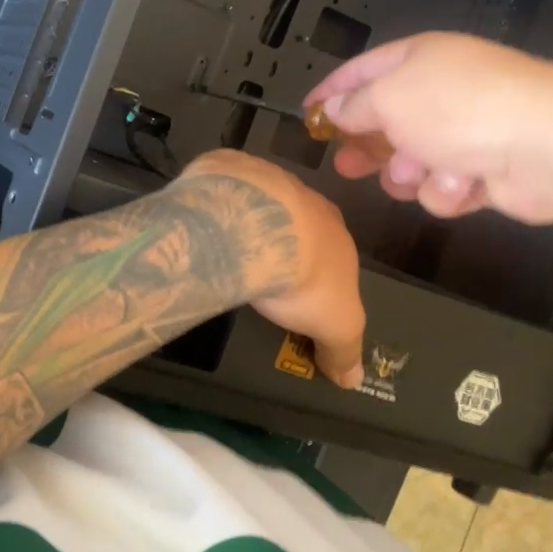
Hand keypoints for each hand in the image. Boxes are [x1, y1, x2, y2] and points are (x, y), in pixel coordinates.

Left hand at [179, 150, 364, 388]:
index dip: (315, 271)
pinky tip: (198, 223)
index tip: (295, 292)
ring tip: (221, 250)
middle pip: (290, 224)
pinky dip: (211, 204)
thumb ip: (344, 349)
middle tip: (253, 271)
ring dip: (242, 222)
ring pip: (253, 203)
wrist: (253, 227)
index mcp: (333, 227)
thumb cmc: (303, 276)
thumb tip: (353, 381)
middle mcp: (300, 196)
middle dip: (276, 244)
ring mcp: (259, 179)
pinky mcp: (221, 170)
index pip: (330, 250)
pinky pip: (217, 187)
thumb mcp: (336, 324)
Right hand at [303, 32, 552, 223]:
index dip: (331, 91)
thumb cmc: (458, 110)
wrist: (549, 147)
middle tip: (346, 165)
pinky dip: (448, 190)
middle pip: (387, 119)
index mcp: (420, 58)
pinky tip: (461, 186)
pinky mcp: (488, 170)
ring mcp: (469, 130)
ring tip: (415, 175)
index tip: (307, 113)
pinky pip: (446, 185)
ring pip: (414, 159)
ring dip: (410, 173)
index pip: (362, 70)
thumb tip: (334, 110)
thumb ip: (352, 106)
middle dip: (368, 145)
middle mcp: (444, 89)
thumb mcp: (387, 98)